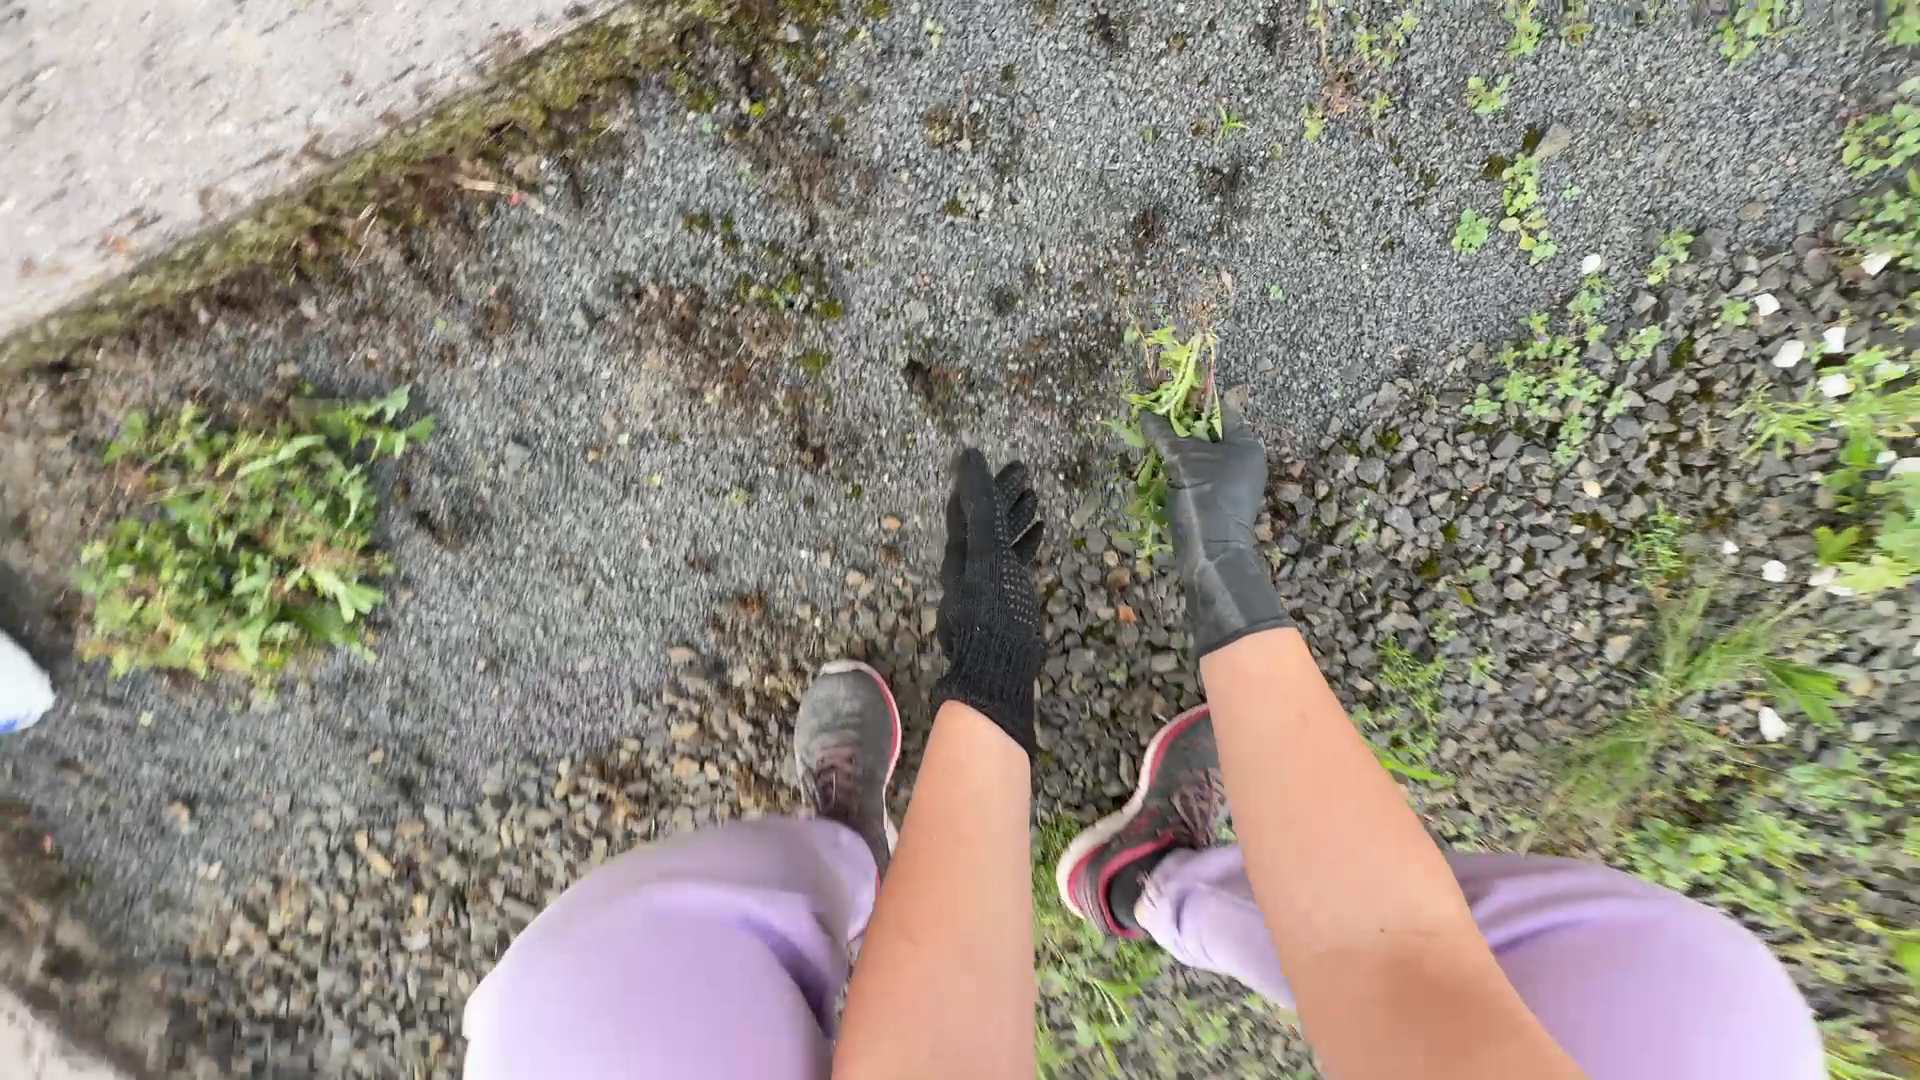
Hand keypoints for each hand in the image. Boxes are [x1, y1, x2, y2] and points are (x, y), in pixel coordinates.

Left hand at [930, 449, 1046, 755]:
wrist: (996, 669)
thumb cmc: (993, 611)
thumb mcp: (989, 555)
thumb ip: (982, 510)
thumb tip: (969, 460)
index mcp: (959, 552)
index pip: (968, 506)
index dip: (984, 481)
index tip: (1007, 464)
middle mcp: (966, 564)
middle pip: (983, 520)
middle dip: (1002, 495)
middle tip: (1025, 473)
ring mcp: (982, 583)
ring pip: (998, 539)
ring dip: (1014, 516)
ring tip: (1035, 497)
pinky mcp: (1000, 601)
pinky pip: (1010, 562)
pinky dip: (1023, 544)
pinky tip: (1039, 534)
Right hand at [1141, 400, 1292, 657]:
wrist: (1211, 553)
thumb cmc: (1205, 498)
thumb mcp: (1181, 460)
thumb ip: (1163, 433)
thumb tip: (1144, 412)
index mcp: (1246, 445)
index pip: (1221, 411)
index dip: (1194, 403)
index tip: (1167, 398)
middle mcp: (1244, 462)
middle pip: (1208, 435)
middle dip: (1180, 429)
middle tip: (1154, 422)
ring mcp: (1232, 485)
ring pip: (1199, 458)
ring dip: (1175, 451)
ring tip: (1151, 444)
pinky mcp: (1217, 503)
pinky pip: (1196, 478)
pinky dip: (1178, 473)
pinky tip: (1157, 471)